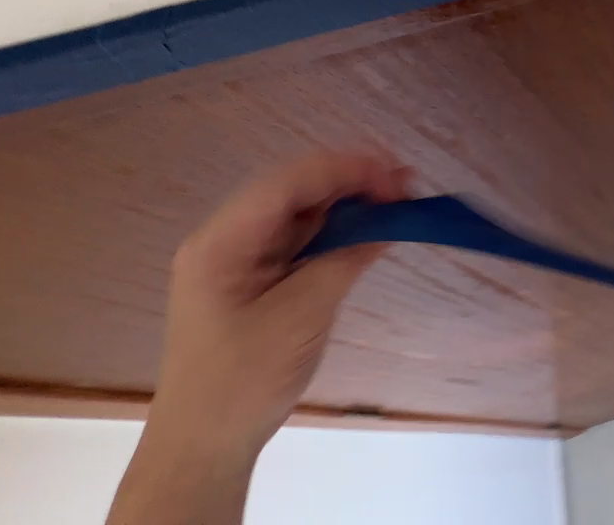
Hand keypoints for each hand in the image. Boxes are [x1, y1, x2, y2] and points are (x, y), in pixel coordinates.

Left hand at [108, 151, 408, 524]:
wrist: (207, 443)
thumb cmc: (246, 378)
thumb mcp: (303, 314)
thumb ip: (346, 256)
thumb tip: (392, 218)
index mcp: (222, 242)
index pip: (288, 182)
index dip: (346, 169)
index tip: (397, 178)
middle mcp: (229, 237)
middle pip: (297, 187)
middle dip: (353, 179)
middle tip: (406, 185)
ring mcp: (245, 255)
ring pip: (305, 206)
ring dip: (352, 199)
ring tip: (400, 199)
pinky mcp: (263, 272)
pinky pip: (307, 233)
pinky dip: (344, 224)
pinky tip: (376, 224)